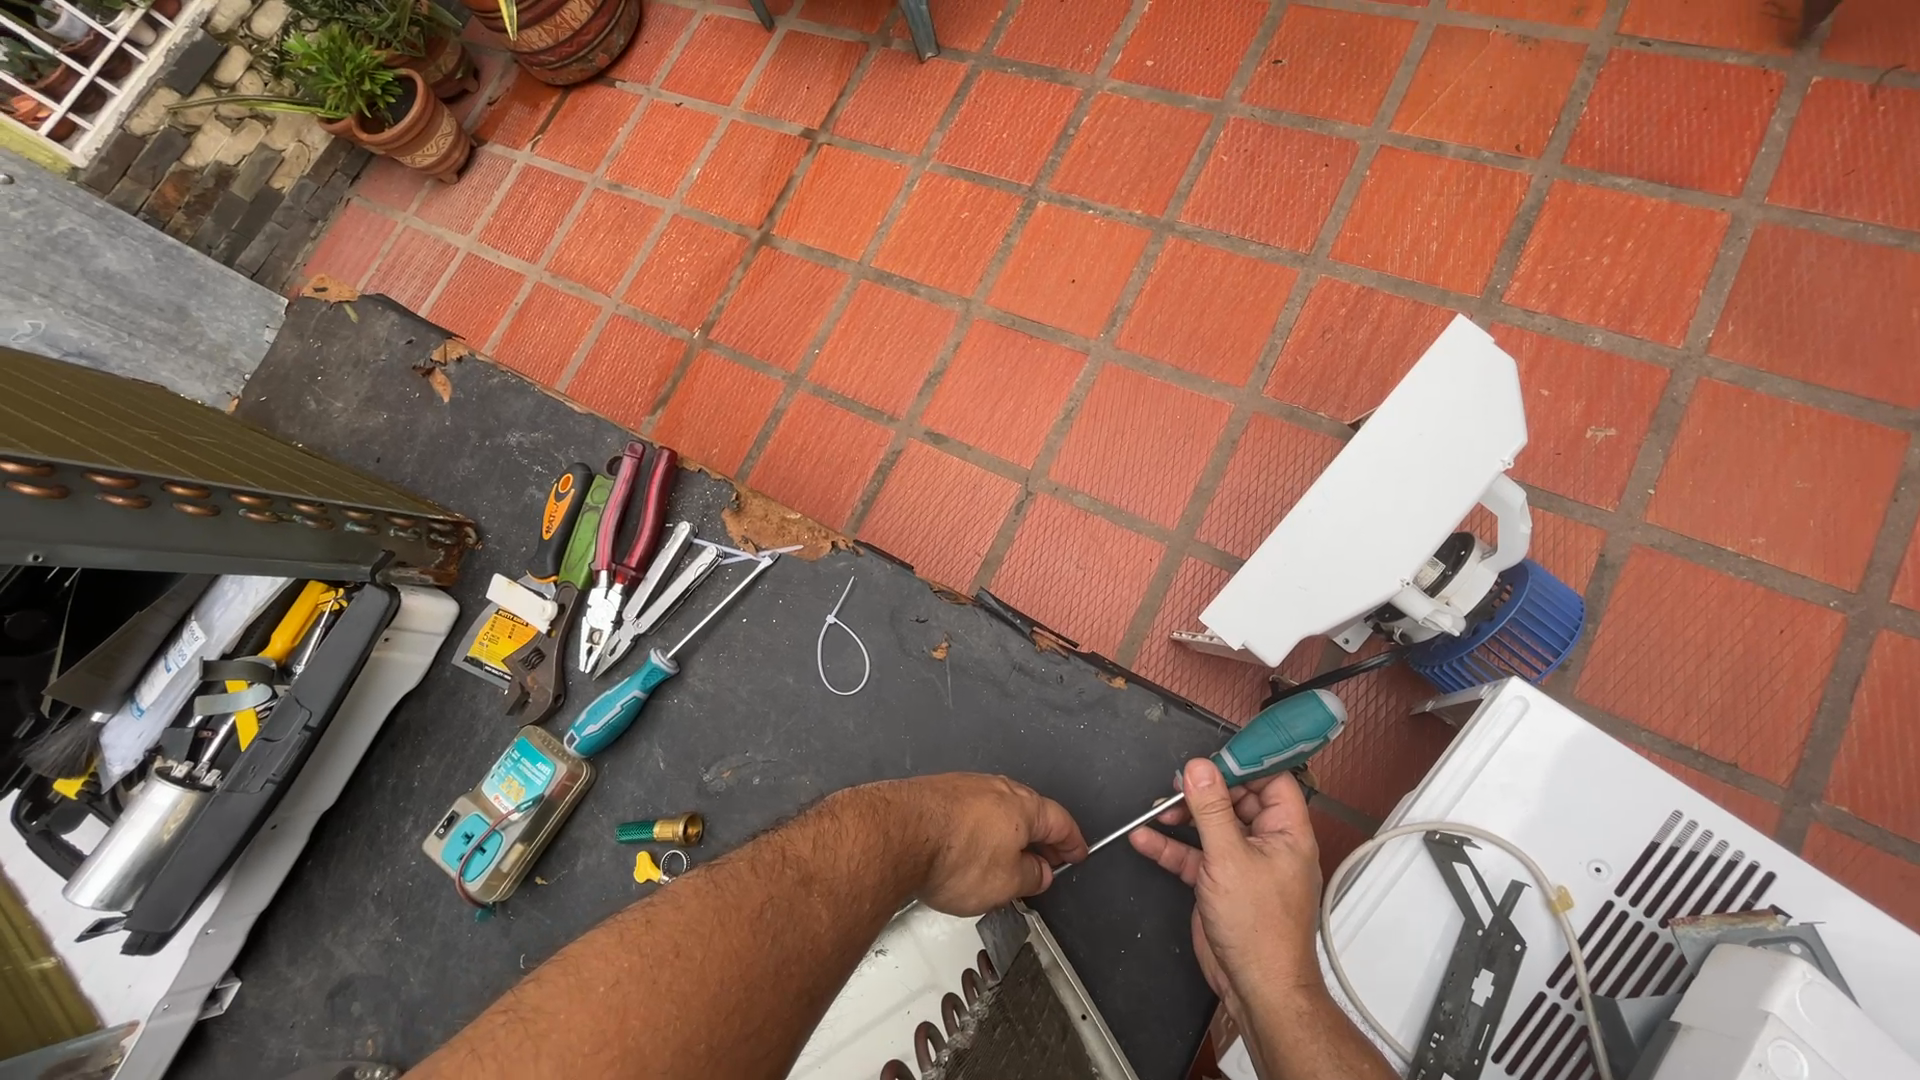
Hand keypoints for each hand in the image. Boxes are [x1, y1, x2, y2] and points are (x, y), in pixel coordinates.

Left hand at [870, 774, 1087, 916]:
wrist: (896, 833)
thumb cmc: (952, 854)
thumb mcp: (1005, 883)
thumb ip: (1030, 877)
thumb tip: (1039, 872)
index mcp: (1022, 806)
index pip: (1060, 821)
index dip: (1072, 842)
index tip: (1076, 853)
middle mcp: (996, 789)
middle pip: (1029, 811)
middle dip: (1040, 837)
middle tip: (1045, 861)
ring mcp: (964, 787)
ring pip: (997, 810)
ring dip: (1007, 834)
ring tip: (1005, 861)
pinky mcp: (938, 793)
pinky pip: (970, 811)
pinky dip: (979, 830)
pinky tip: (969, 850)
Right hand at [1128, 760, 1323, 1015]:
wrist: (1257, 988)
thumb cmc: (1261, 931)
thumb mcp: (1228, 858)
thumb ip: (1211, 810)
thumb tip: (1200, 769)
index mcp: (1287, 832)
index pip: (1272, 781)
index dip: (1244, 764)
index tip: (1211, 756)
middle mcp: (1268, 843)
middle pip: (1236, 800)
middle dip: (1204, 790)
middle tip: (1177, 783)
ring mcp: (1243, 863)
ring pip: (1211, 826)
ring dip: (1182, 816)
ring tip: (1157, 809)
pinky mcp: (1220, 882)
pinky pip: (1193, 854)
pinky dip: (1170, 846)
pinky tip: (1145, 839)